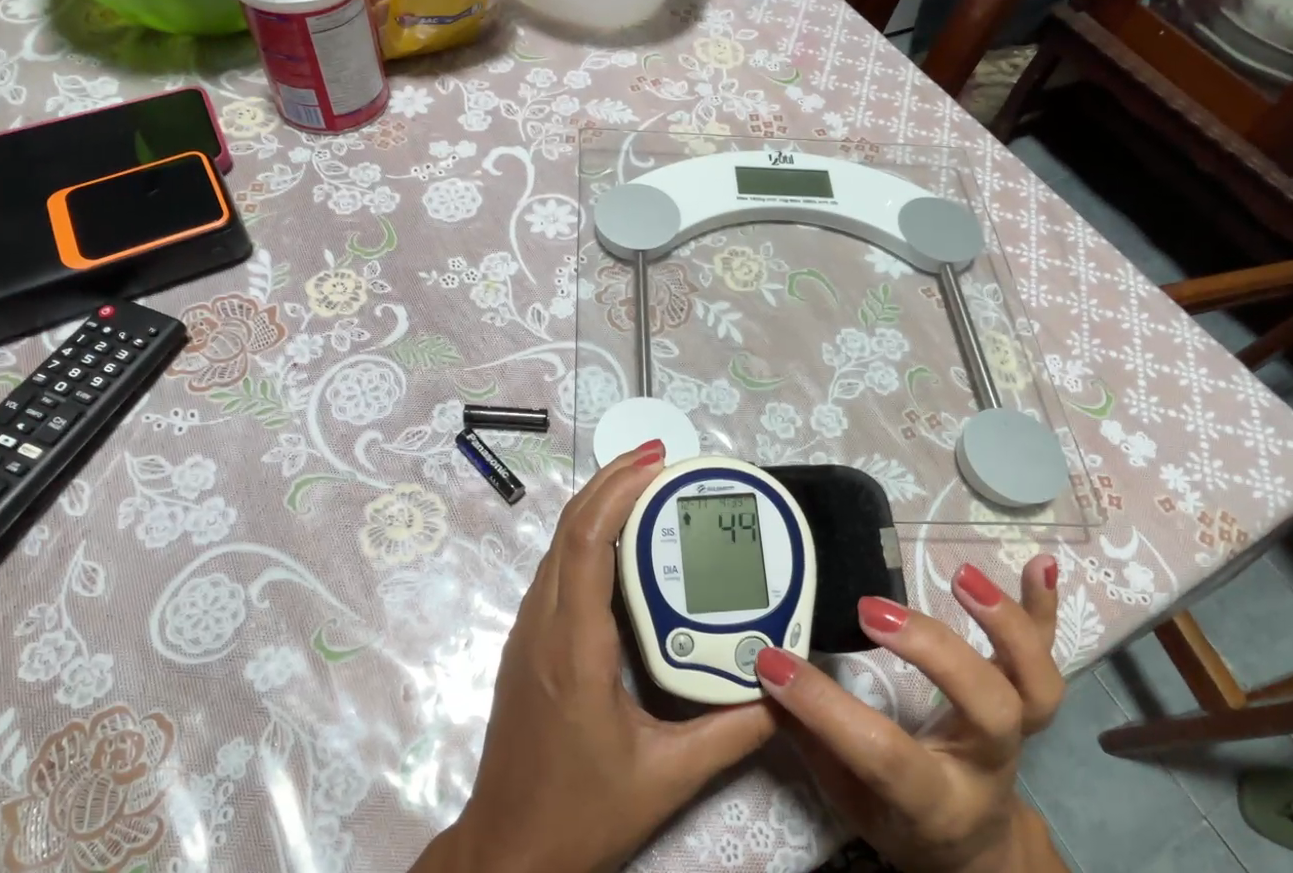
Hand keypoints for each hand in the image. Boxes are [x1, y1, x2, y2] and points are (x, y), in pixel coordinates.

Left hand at [415, 442, 776, 872]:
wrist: (508, 851)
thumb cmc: (582, 812)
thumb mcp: (669, 775)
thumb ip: (733, 730)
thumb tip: (784, 690)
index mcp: (574, 646)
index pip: (588, 541)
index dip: (618, 489)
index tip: (657, 459)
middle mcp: (542, 626)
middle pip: (568, 529)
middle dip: (611, 482)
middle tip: (662, 460)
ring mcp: (528, 634)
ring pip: (558, 547)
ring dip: (597, 508)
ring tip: (648, 491)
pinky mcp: (528, 646)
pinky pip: (557, 573)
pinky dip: (588, 541)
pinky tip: (624, 550)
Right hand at [756, 557, 1067, 872]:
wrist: (975, 843)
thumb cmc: (901, 820)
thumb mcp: (849, 801)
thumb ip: (812, 740)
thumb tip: (764, 677)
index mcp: (934, 801)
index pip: (884, 753)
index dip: (826, 706)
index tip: (774, 661)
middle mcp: (986, 765)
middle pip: (987, 708)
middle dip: (933, 651)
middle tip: (871, 610)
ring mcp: (1018, 733)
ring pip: (1035, 684)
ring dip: (1004, 623)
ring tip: (961, 574)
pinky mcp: (1028, 703)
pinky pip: (1050, 655)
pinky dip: (1043, 608)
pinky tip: (1038, 564)